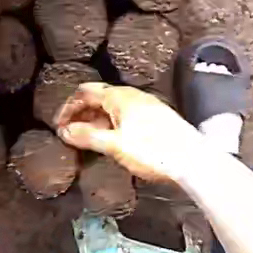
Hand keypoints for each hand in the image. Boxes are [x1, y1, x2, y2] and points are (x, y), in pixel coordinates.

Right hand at [54, 83, 207, 183]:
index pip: (85, 92)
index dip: (68, 107)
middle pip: (99, 98)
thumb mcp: (114, 145)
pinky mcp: (157, 119)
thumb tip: (65, 130)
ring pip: (113, 108)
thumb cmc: (154, 151)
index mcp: (120, 96)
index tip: (59, 125)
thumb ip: (87, 136)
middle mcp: (133, 96)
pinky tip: (112, 142)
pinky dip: (112, 125)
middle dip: (81, 114)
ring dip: (97, 121)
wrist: (193, 160)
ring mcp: (147, 106)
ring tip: (87, 141)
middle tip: (70, 133)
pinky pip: (126, 116)